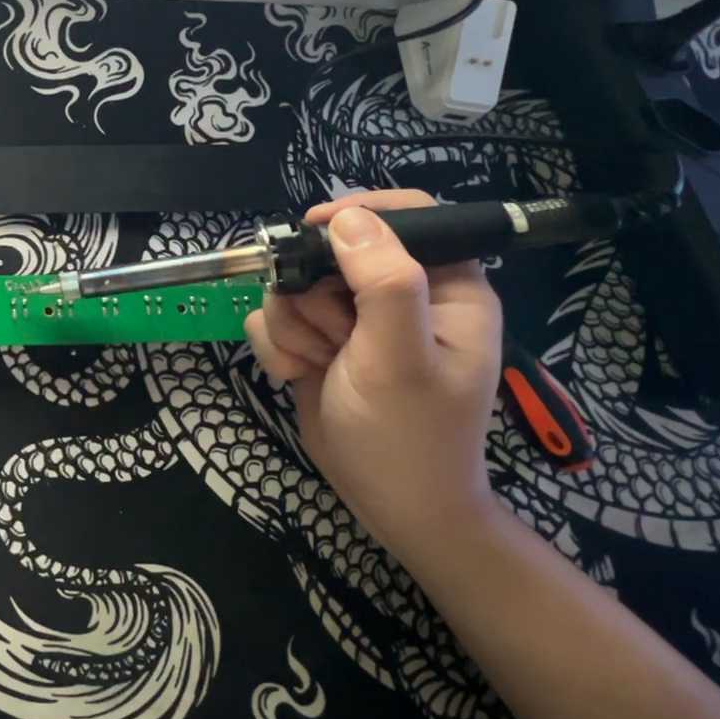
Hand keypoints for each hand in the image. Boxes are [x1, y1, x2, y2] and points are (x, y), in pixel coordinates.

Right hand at [244, 190, 503, 559]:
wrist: (388, 503)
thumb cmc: (409, 434)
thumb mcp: (400, 357)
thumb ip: (382, 283)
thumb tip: (347, 218)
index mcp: (445, 287)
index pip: (407, 216)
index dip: (357, 214)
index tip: (312, 231)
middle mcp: (397, 294)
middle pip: (329, 251)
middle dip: (312, 292)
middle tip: (334, 336)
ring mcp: (352, 319)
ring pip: (292, 286)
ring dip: (293, 326)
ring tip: (321, 363)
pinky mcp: (317, 341)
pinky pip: (274, 319)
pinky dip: (278, 347)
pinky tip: (301, 375)